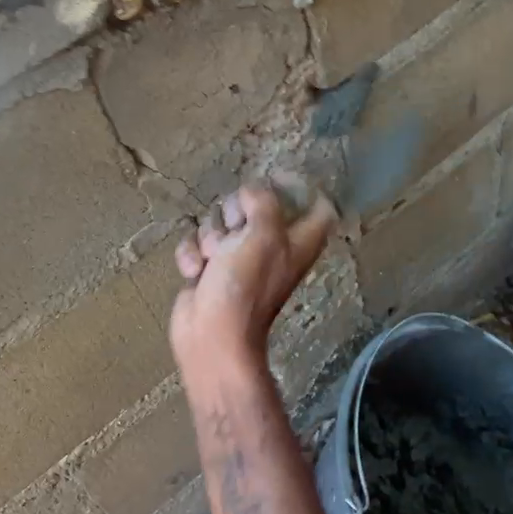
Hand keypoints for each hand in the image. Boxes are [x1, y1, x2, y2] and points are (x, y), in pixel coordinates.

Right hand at [170, 183, 336, 368]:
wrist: (210, 337)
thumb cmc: (245, 286)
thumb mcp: (264, 235)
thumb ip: (263, 203)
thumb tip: (251, 193)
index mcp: (298, 241)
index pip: (319, 207)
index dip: (303, 188)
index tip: (277, 176)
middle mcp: (272, 247)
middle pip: (255, 206)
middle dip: (236, 211)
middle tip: (235, 228)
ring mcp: (237, 258)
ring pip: (219, 223)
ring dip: (210, 238)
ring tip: (214, 260)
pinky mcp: (210, 270)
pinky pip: (197, 244)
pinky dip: (193, 256)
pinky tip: (195, 274)